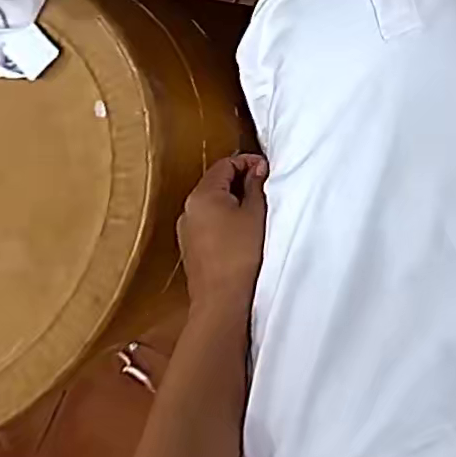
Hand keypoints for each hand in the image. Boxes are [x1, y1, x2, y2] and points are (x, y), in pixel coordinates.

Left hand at [177, 153, 268, 313]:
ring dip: (235, 195)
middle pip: (216, 181)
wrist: (223, 295)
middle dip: (242, 178)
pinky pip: (209, 217)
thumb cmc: (243, 248)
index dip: (249, 161)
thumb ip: (256, 184)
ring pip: (213, 200)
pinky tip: (245, 223)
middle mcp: (188, 209)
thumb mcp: (257, 210)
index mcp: (202, 196)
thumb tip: (257, 168)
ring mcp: (187, 228)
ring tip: (260, 203)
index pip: (225, 164)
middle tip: (268, 184)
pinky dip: (227, 212)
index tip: (269, 169)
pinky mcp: (191, 243)